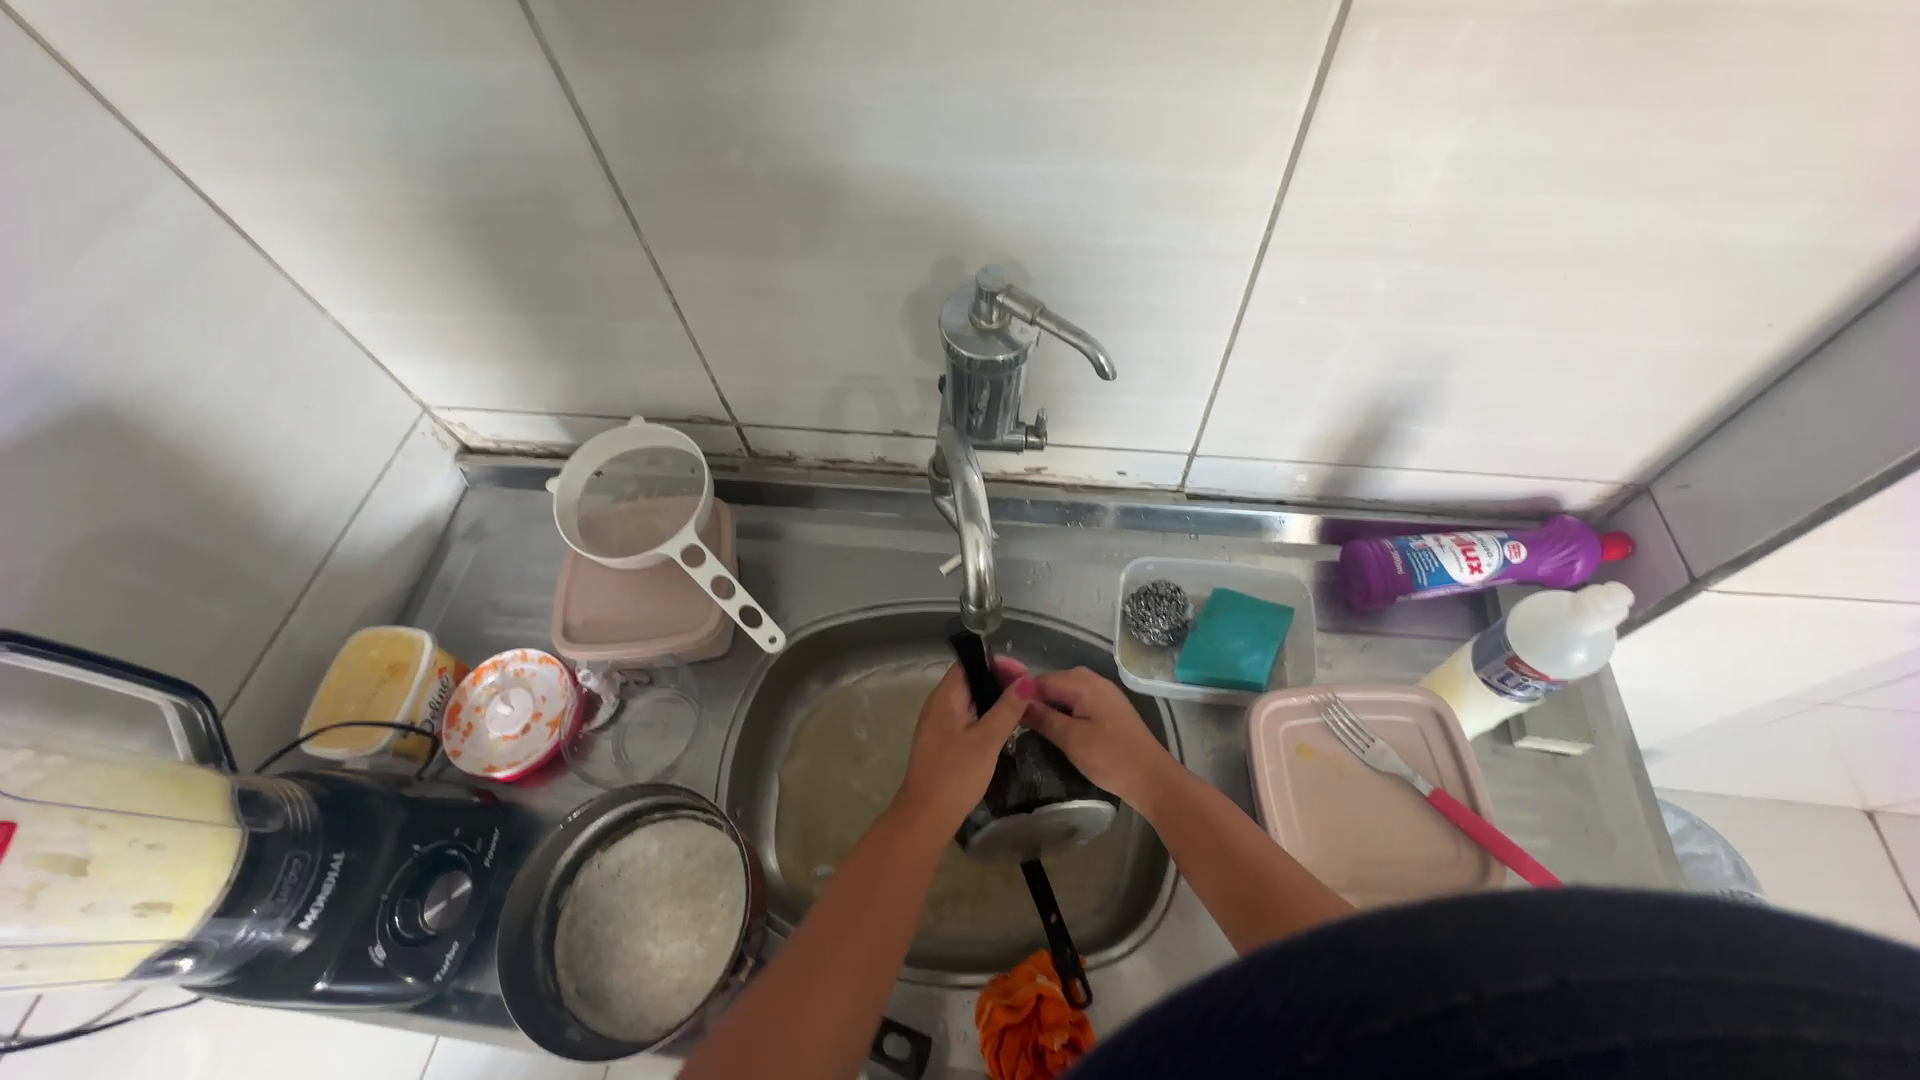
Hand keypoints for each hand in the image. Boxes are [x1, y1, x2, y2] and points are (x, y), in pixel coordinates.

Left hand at [891, 656, 1033, 837]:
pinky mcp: (942, 743)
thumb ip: (1007, 709)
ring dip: (993, 700)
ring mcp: (937, 725)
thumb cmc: (956, 775)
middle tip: (1027, 691)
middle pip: (968, 680)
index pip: (968, 664)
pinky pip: (965, 718)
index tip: (1023, 673)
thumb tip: (1026, 681)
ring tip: (1021, 707)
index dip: (995, 663)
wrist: (926, 816)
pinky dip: (984, 716)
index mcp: (944, 698)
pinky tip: (1002, 729)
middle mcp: (937, 706)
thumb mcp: (987, 740)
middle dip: (998, 681)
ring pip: (968, 701)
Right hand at [1023, 667, 1176, 805]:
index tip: (1008, 713)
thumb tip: (1017, 702)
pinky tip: (1060, 730)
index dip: (1024, 694)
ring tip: (1036, 728)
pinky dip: (1066, 712)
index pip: (1043, 679)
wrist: (1152, 779)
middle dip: (1037, 700)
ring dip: (1051, 707)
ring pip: (1067, 693)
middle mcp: (1095, 682)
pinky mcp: (1110, 710)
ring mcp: (1105, 695)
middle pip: (1055, 683)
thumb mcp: (1071, 739)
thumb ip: (1043, 717)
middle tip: (1021, 724)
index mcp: (1085, 684)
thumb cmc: (1110, 758)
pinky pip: (1080, 702)